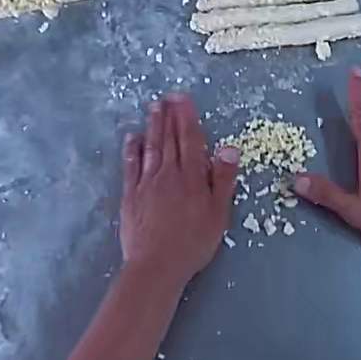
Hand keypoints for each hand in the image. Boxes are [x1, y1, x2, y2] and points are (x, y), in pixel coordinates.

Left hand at [120, 93, 239, 288]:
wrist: (157, 264)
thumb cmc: (193, 242)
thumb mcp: (218, 213)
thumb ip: (223, 179)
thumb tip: (229, 148)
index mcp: (191, 176)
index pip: (190, 140)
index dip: (187, 117)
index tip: (183, 98)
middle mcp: (168, 173)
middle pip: (169, 139)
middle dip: (169, 115)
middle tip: (167, 95)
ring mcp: (147, 182)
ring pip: (151, 147)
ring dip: (153, 125)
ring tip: (153, 107)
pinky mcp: (131, 194)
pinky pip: (131, 166)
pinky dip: (132, 149)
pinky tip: (133, 137)